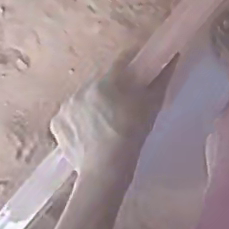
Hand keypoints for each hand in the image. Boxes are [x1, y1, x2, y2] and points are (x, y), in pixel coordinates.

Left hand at [49, 54, 170, 167]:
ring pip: (85, 95)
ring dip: (95, 100)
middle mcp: (82, 89)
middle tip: (123, 100)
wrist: (105, 169)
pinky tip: (90, 129)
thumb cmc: (132, 134)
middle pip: (101, 78)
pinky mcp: (56, 122)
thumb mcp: (152, 105)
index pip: (121, 60)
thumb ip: (162, 78)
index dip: (133, 61)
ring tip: (106, 118)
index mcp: (106, 81)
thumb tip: (172, 58)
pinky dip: (80, 116)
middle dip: (112, 84)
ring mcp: (66, 106)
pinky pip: (71, 112)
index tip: (140, 66)